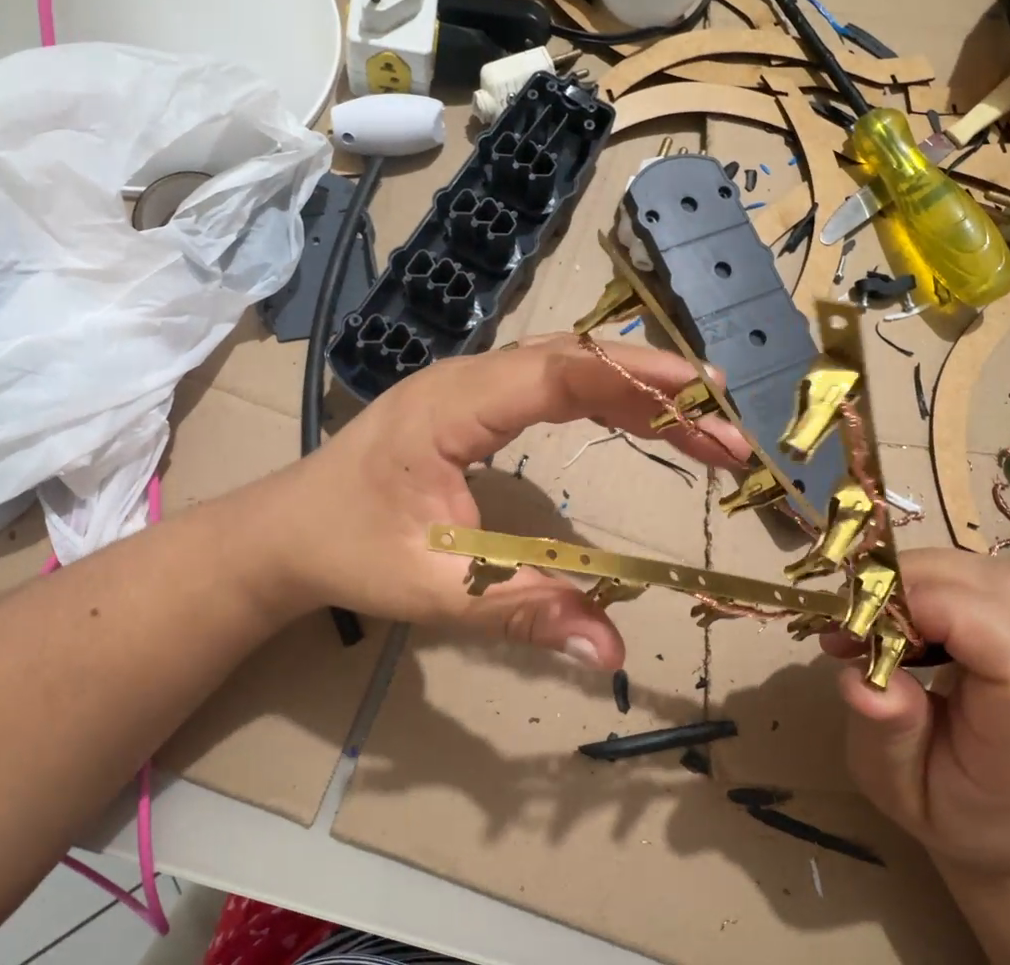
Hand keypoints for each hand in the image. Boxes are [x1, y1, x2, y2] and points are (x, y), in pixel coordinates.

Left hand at [255, 335, 747, 669]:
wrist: (285, 530)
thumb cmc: (349, 550)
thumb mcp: (434, 587)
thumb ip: (524, 612)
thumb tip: (614, 652)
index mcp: (451, 407)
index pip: (557, 372)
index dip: (636, 381)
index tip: (706, 401)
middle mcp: (464, 379)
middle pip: (573, 358)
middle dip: (654, 386)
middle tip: (724, 428)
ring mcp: (467, 385)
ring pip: (565, 364)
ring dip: (634, 388)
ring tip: (700, 426)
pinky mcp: (470, 403)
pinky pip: (548, 382)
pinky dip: (603, 395)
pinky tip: (638, 416)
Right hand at [826, 549, 1009, 879]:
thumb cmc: (951, 811)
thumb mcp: (897, 794)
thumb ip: (886, 737)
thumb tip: (863, 681)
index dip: (947, 613)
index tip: (870, 618)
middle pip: (1006, 596)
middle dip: (914, 585)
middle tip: (852, 614)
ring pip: (998, 575)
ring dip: (922, 577)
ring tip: (874, 614)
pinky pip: (995, 580)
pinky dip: (939, 581)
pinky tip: (908, 612)